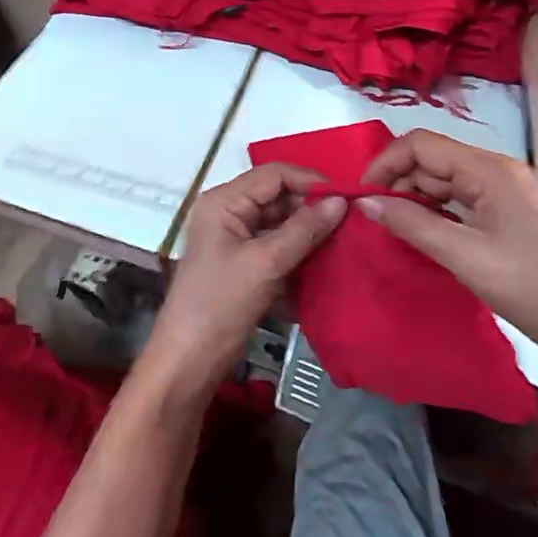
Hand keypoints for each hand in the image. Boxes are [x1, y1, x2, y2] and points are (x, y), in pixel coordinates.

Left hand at [144, 165, 345, 387]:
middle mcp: (227, 211)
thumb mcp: (266, 264)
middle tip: (349, 220)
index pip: (274, 174)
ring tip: (343, 238)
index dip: (310, 181)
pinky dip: (298, 249)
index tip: (346, 196)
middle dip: (311, 206)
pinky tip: (324, 259)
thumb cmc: (220, 306)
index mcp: (223, 201)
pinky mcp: (243, 262)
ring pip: (279, 220)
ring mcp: (234, 238)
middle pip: (277, 195)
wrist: (188, 363)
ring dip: (308, 229)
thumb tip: (341, 201)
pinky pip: (276, 243)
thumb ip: (304, 230)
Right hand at [358, 130, 537, 361]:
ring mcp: (510, 189)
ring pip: (450, 179)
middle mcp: (499, 168)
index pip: (422, 144)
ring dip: (419, 197)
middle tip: (375, 218)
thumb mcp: (464, 256)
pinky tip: (428, 233)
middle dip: (400, 181)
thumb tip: (366, 202)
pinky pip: (467, 198)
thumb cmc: (531, 288)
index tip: (362, 197)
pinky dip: (441, 210)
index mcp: (490, 169)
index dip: (385, 164)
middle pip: (435, 159)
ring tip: (395, 228)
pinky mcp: (516, 210)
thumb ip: (412, 224)